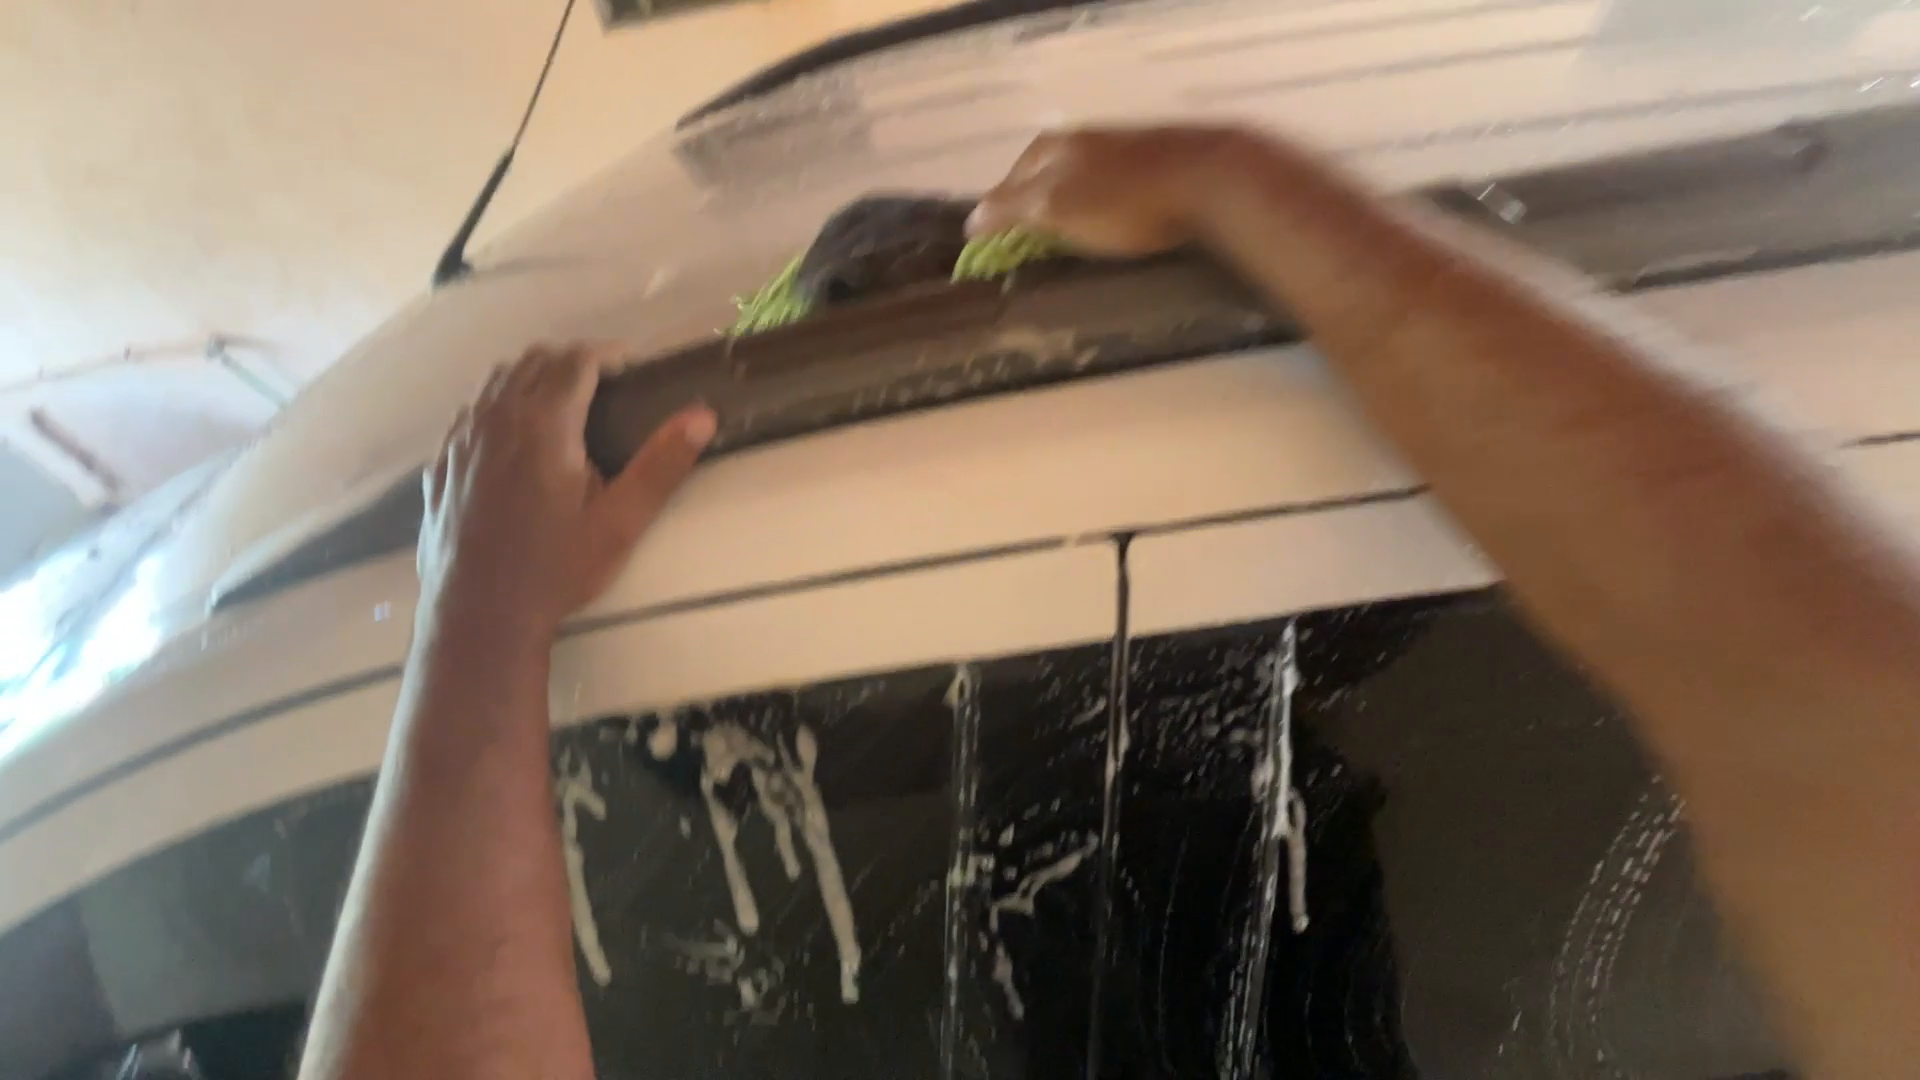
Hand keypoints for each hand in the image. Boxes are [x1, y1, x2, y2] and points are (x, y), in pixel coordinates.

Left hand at [418, 343, 716, 636]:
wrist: (481, 614)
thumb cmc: (559, 568)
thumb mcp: (623, 521)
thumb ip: (662, 464)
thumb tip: (703, 415)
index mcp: (544, 426)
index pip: (574, 361)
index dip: (607, 354)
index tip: (633, 367)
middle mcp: (495, 419)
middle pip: (533, 361)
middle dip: (573, 360)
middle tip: (608, 383)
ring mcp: (461, 439)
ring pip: (496, 380)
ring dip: (535, 376)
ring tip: (567, 401)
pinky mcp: (443, 463)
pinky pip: (472, 409)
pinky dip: (502, 401)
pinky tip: (519, 434)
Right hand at [967, 125, 1260, 255]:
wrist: (1204, 182)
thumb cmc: (1119, 201)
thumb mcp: (1054, 207)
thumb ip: (1010, 210)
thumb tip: (970, 219)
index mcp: (1048, 149)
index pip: (1004, 186)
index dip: (993, 218)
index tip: (984, 248)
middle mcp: (1076, 142)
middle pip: (1036, 181)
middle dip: (1025, 213)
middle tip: (1019, 250)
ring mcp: (1113, 151)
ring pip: (1069, 185)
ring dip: (1058, 213)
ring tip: (1056, 245)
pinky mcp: (1145, 166)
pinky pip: (1101, 192)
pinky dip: (1089, 213)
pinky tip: (1099, 229)